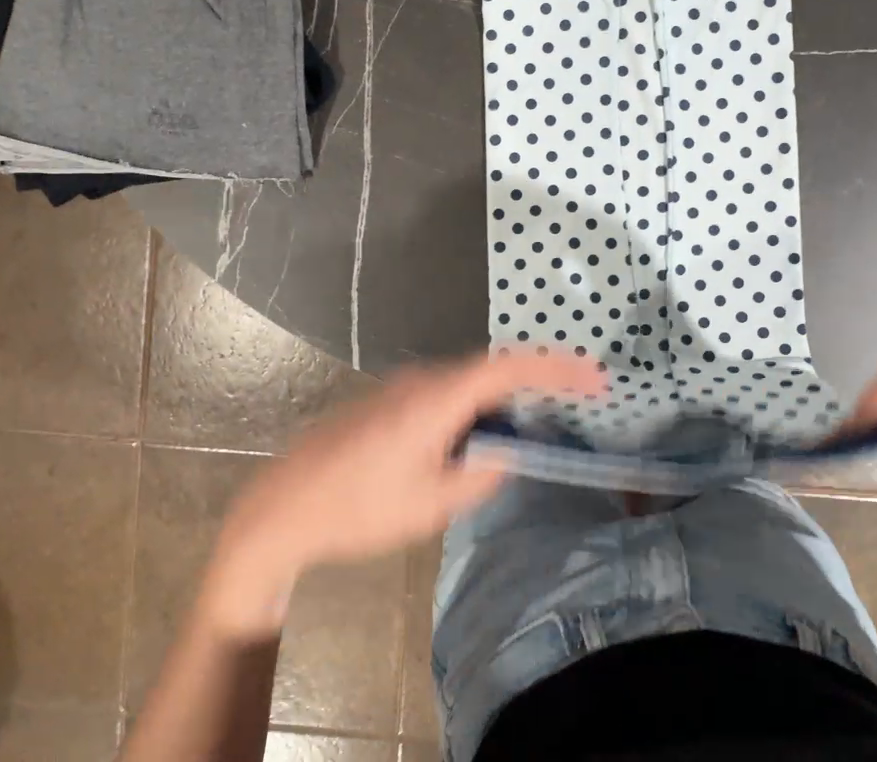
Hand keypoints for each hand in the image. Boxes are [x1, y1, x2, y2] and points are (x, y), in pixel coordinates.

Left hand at [200, 351, 601, 631]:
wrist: (282, 509)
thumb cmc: (357, 510)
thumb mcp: (430, 506)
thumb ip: (480, 475)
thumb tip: (506, 454)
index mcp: (434, 399)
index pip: (507, 368)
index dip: (555, 367)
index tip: (594, 375)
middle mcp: (418, 381)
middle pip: (488, 368)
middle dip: (535, 380)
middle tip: (574, 397)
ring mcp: (395, 388)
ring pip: (463, 382)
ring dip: (499, 398)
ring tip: (529, 425)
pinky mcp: (381, 402)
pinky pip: (440, 392)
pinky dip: (469, 407)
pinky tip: (472, 437)